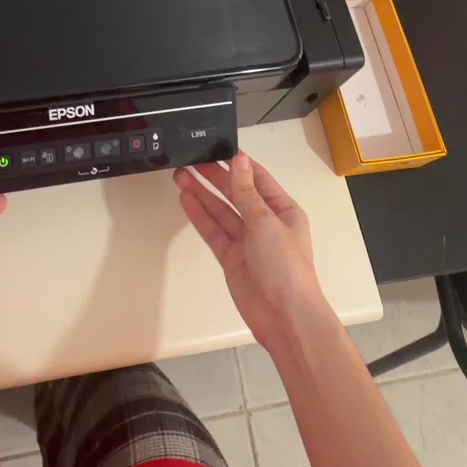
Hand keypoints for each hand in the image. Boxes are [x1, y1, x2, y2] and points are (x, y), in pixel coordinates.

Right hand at [175, 153, 325, 351]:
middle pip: (235, 193)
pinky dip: (200, 216)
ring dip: (203, 194)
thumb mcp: (266, 223)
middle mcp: (265, 223)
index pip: (257, 179)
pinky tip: (187, 200)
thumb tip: (239, 161)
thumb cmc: (285, 267)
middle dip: (214, 177)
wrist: (284, 318)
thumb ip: (246, 192)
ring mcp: (247, 241)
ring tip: (181, 176)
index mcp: (283, 211)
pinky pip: (213, 231)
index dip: (238, 164)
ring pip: (221, 211)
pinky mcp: (231, 258)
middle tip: (192, 160)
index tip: (217, 148)